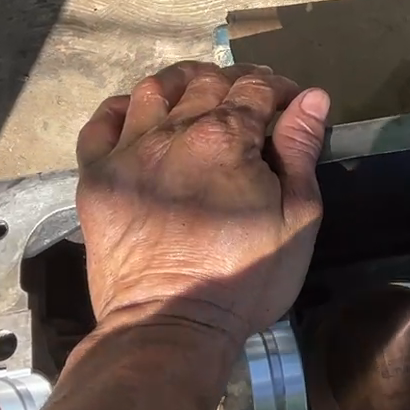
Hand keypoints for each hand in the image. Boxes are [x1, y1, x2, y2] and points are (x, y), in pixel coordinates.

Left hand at [74, 62, 329, 350]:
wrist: (170, 327)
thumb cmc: (246, 276)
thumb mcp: (297, 218)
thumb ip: (301, 151)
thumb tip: (313, 96)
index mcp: (227, 138)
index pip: (257, 88)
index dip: (281, 89)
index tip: (292, 105)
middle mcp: (174, 131)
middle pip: (208, 82)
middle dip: (238, 82)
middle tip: (254, 103)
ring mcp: (128, 151)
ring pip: (155, 89)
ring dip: (185, 83)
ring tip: (201, 96)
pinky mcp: (96, 176)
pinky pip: (102, 122)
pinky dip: (124, 108)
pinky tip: (143, 116)